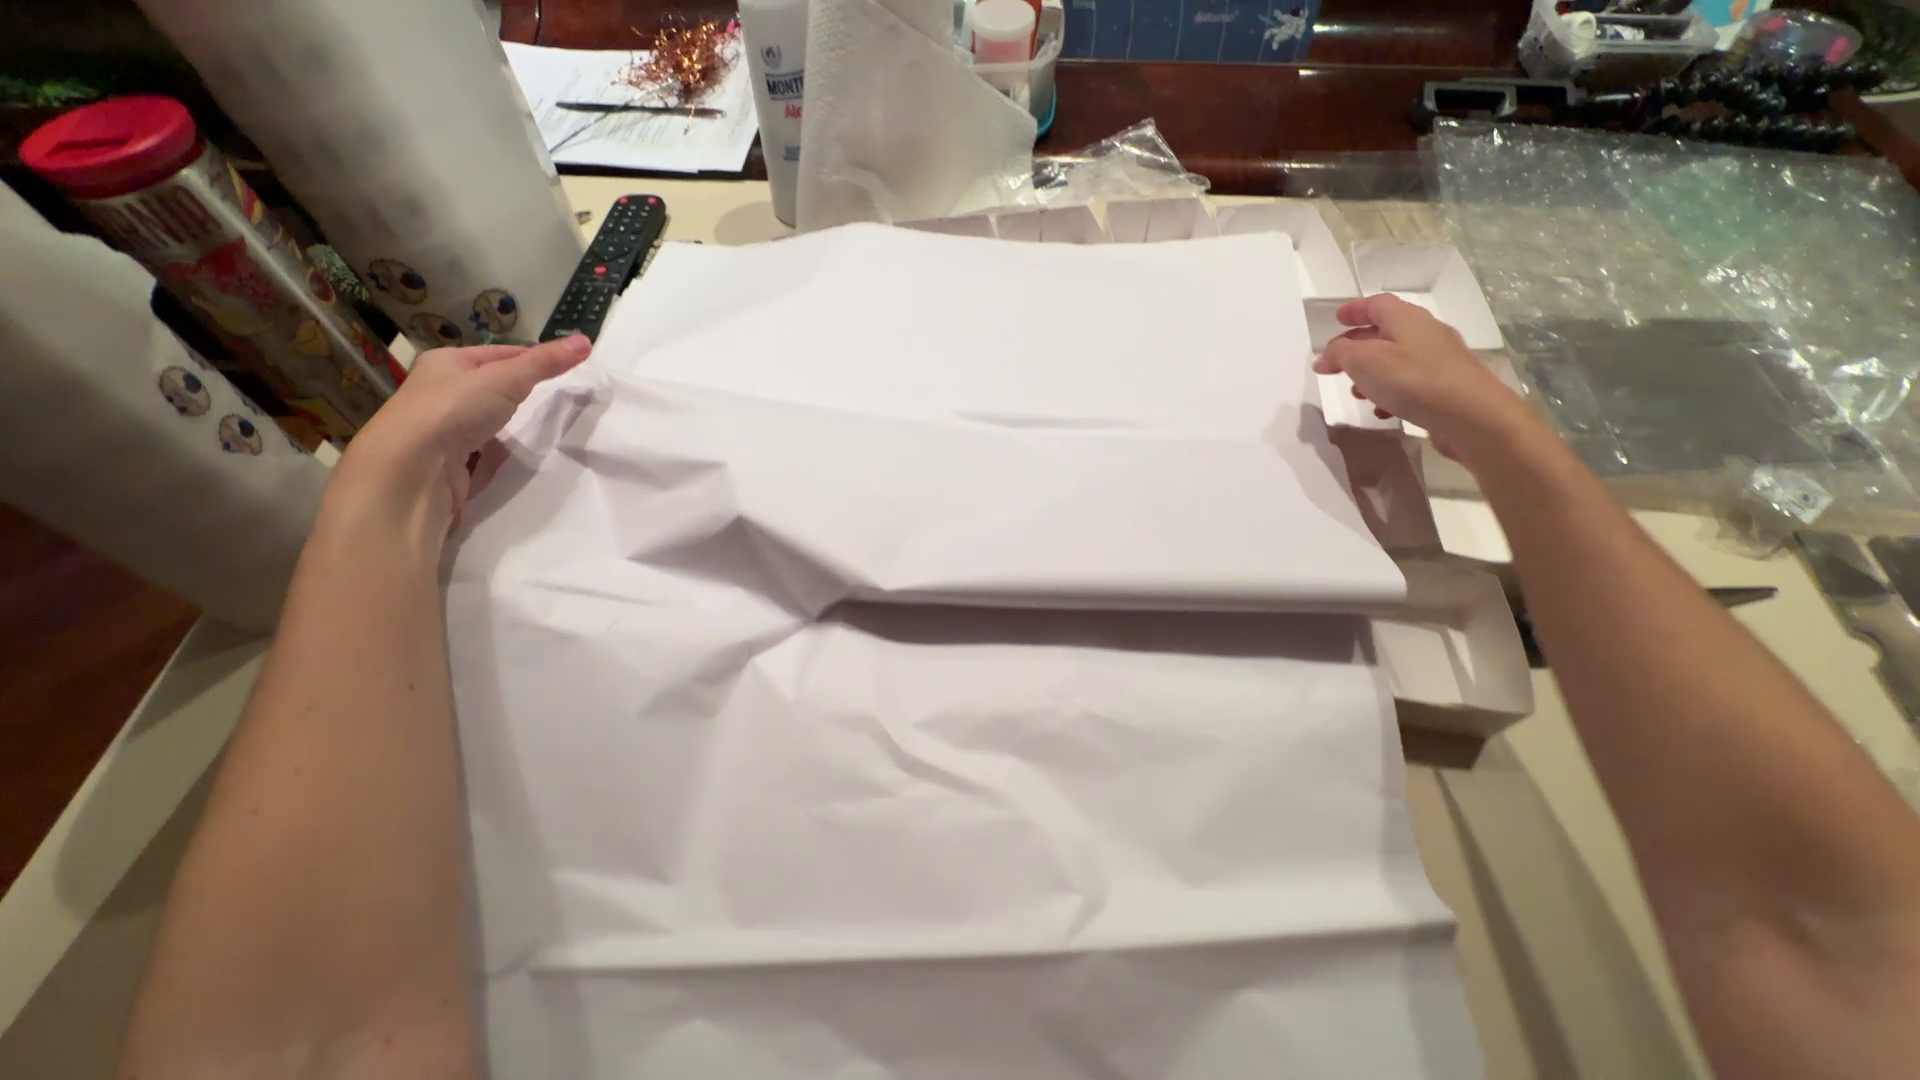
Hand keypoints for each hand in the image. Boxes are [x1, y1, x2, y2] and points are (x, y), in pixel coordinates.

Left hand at [337, 335, 591, 528]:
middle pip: (488, 387)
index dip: (530, 358)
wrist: (412, 468)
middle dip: (517, 394)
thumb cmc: (453, 410)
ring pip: (482, 420)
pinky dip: (495, 454)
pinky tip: (511, 458)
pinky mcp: (444, 461)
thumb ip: (545, 363)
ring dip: (505, 426)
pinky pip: (477, 451)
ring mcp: (438, 428)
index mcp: (444, 362)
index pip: (497, 354)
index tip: (561, 368)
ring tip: (536, 431)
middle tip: (554, 400)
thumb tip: (586, 341)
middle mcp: (437, 391)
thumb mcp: (506, 379)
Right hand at [1312, 294, 1533, 462]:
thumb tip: (1323, 356)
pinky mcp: (1446, 386)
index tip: (1336, 319)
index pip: (1377, 304)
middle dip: (1358, 344)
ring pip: (1397, 359)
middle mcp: (1425, 333)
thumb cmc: (1413, 379)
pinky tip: (1382, 410)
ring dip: (1372, 372)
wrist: (1470, 414)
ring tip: (1354, 391)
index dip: (1355, 310)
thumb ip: (1339, 355)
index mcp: (1406, 319)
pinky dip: (1390, 391)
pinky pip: (1410, 382)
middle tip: (1335, 360)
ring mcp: (1439, 359)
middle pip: (1386, 331)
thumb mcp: (1364, 362)